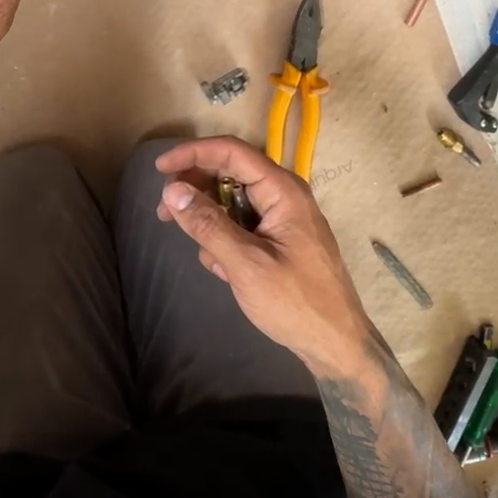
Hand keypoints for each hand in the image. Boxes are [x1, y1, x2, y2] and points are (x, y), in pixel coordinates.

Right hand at [156, 137, 377, 376]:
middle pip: (229, 171)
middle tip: (166, 213)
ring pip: (232, 199)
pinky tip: (224, 269)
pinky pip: (241, 222)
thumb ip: (208, 224)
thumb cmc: (296, 303)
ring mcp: (282, 216)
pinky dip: (225, 238)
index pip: (231, 151)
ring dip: (210, 220)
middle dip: (195, 188)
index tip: (159, 168)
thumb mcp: (245, 264)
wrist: (337, 346)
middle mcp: (283, 194)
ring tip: (205, 253)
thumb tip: (172, 191)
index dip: (192, 153)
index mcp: (282, 190)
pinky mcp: (279, 237)